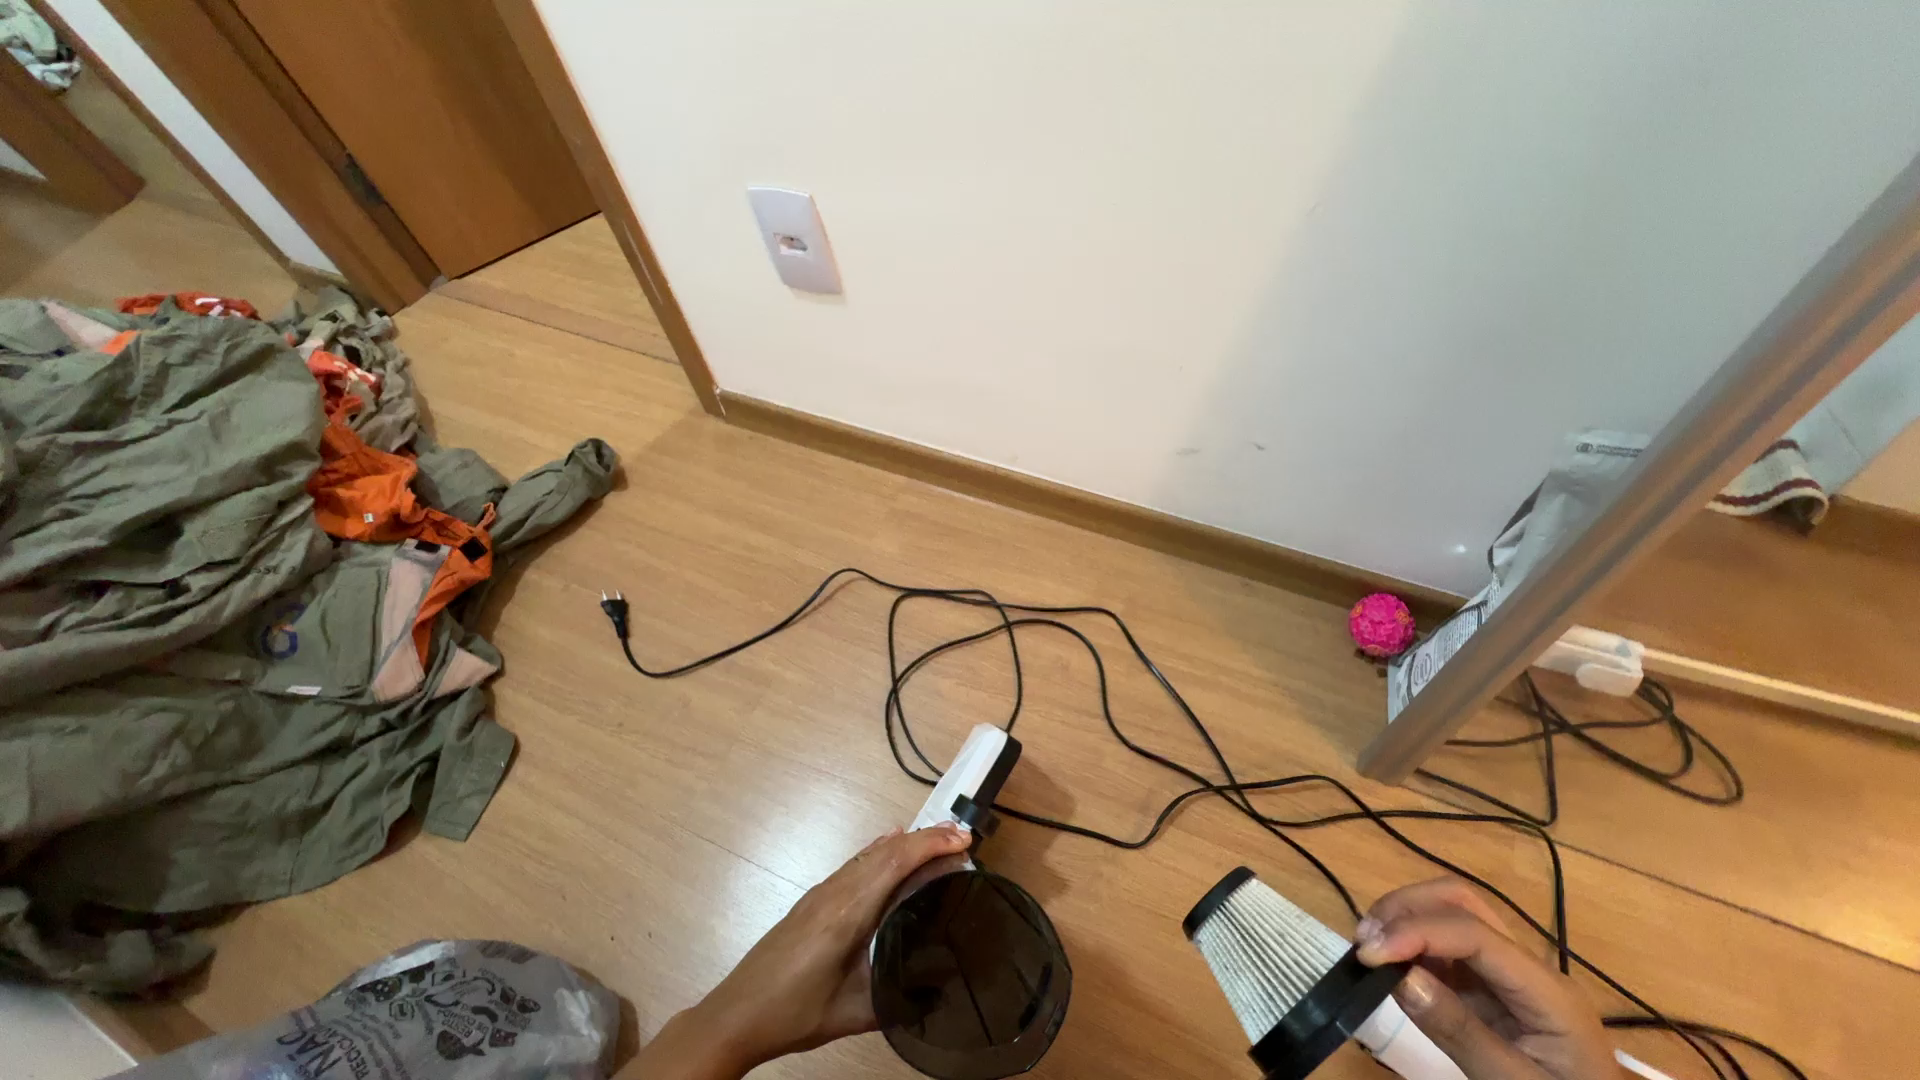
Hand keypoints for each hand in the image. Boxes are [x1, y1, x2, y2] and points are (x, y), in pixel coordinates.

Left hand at [622, 824, 972, 1079]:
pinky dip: (882, 850)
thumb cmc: (794, 1012)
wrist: (736, 1013)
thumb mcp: (853, 1012)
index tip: (964, 840)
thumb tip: (939, 987)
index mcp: (847, 912)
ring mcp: (822, 892)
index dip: (931, 845)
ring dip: (907, 843)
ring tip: (940, 842)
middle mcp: (836, 891)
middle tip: (964, 839)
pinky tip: (891, 845)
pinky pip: (857, 863)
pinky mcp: (815, 899)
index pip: (895, 862)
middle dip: (927, 838)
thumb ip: (897, 996)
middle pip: (886, 850)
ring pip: (871, 853)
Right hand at [1355, 878, 1617, 1079]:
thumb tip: (1400, 977)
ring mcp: (1509, 973)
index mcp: (1548, 991)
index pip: (1474, 933)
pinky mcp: (1490, 986)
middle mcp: (1529, 966)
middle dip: (1406, 908)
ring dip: (1404, 918)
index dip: (1415, 932)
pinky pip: (1445, 946)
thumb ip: (1461, 1033)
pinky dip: (1410, 943)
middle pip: (1463, 903)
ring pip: (1451, 913)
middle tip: (1364, 940)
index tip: (1367, 954)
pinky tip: (1388, 962)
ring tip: (1368, 947)